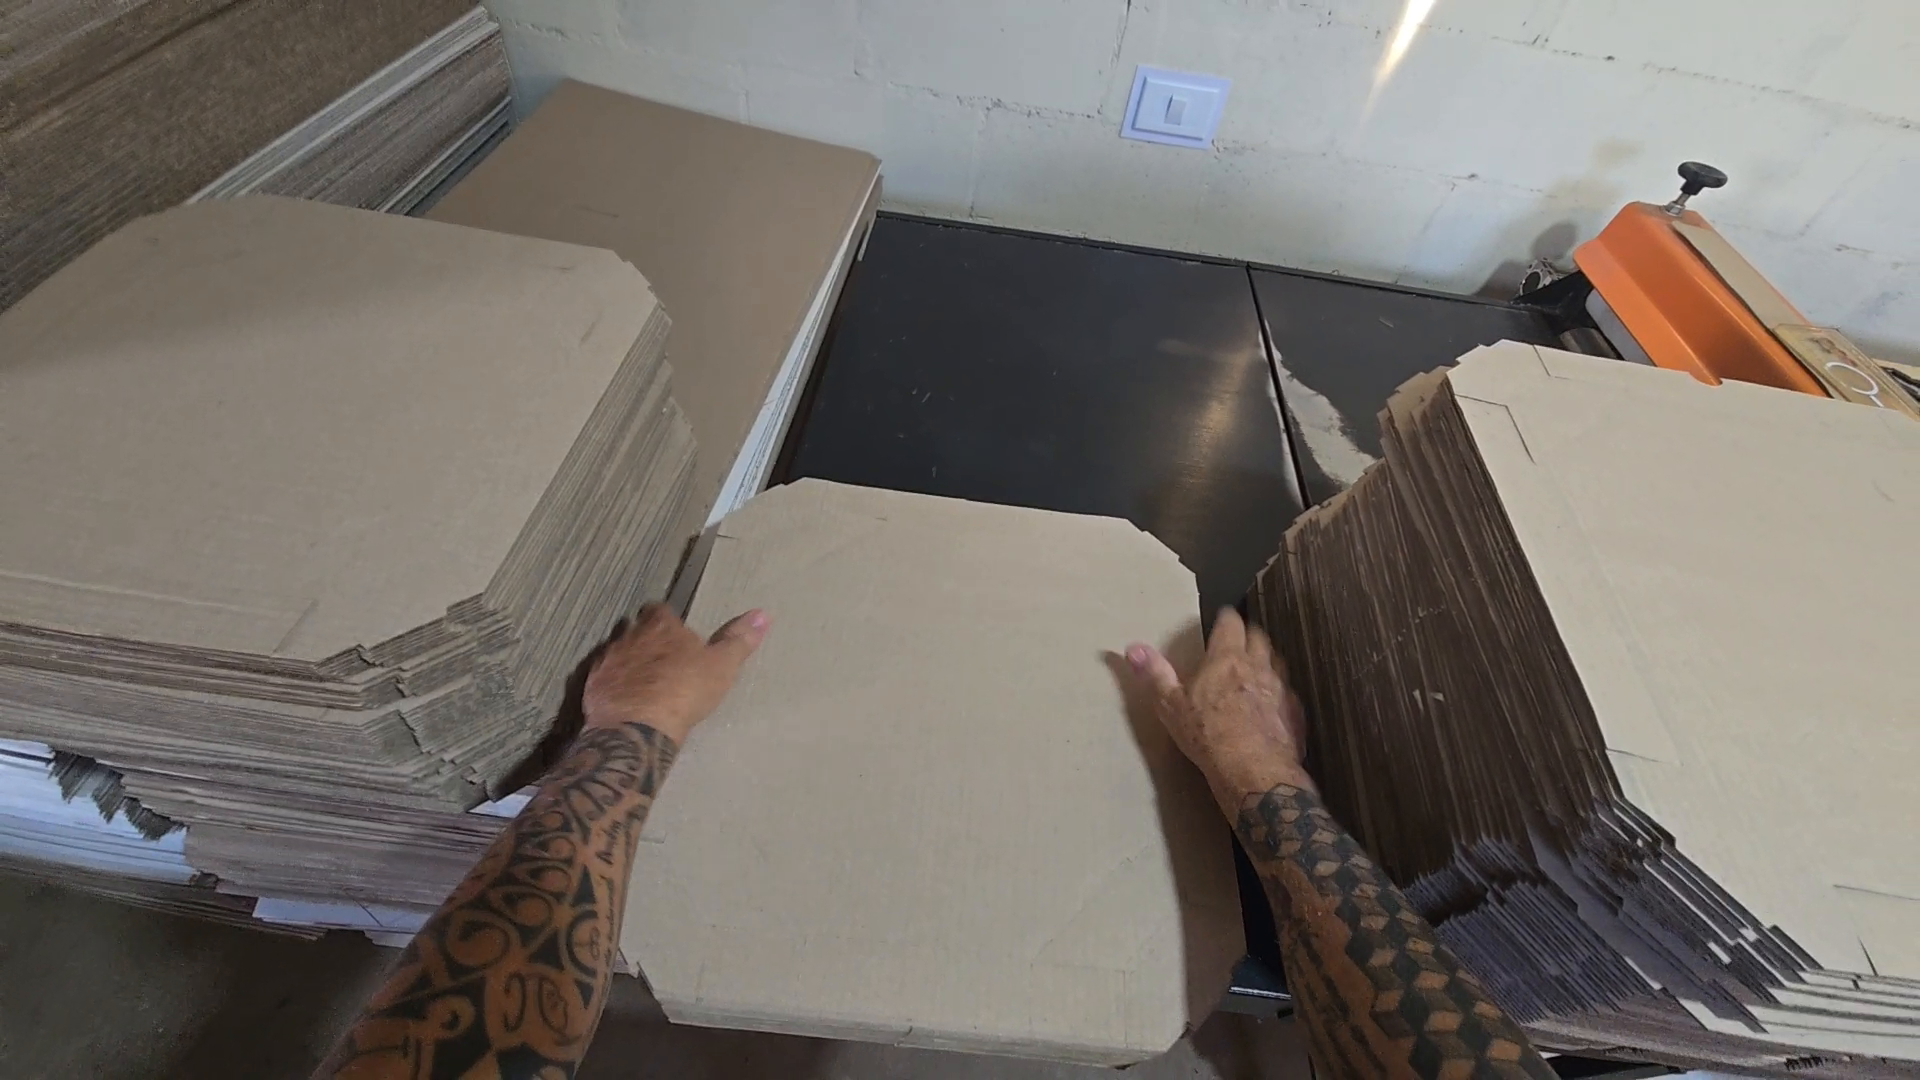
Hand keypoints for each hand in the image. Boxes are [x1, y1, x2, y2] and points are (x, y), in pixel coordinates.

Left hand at [581, 604, 769, 744]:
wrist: (638, 728)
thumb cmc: (685, 691)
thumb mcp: (722, 666)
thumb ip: (739, 640)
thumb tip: (763, 614)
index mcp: (662, 626)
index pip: (660, 609)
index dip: (668, 619)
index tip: (676, 630)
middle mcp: (630, 636)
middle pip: (635, 628)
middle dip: (646, 638)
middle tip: (663, 655)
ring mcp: (608, 661)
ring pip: (617, 651)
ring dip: (629, 660)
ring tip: (643, 678)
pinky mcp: (593, 687)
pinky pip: (603, 678)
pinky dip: (614, 683)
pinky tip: (625, 698)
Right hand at [1126, 608, 1312, 810]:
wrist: (1254, 772)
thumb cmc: (1208, 735)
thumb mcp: (1170, 705)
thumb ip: (1154, 674)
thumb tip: (1133, 648)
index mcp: (1226, 659)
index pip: (1231, 623)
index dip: (1226, 617)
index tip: (1223, 616)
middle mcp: (1257, 667)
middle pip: (1258, 637)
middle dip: (1248, 634)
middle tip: (1237, 638)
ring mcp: (1280, 689)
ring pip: (1276, 662)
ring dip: (1265, 660)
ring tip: (1254, 667)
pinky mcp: (1294, 713)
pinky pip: (1288, 692)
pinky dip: (1278, 691)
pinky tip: (1270, 703)